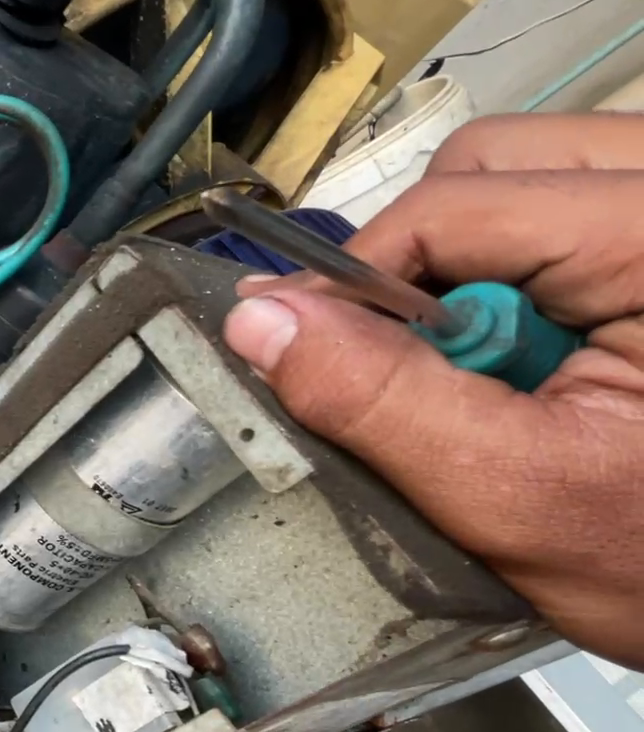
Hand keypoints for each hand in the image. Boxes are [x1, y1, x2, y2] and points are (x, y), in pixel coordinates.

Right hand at [223, 124, 643, 667]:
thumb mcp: (504, 490)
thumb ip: (375, 397)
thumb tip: (254, 318)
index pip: (454, 203)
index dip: (353, 284)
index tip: (308, 362)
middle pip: (491, 164)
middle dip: (410, 264)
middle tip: (415, 366)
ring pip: (517, 181)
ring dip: (452, 271)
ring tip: (477, 364)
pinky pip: (554, 215)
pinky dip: (499, 279)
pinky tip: (520, 352)